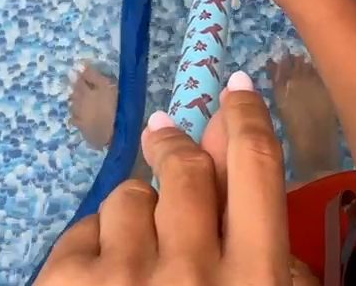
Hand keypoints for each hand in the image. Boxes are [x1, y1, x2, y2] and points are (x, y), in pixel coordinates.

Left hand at [39, 73, 318, 284]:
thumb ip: (271, 268)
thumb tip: (252, 189)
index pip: (257, 167)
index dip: (248, 117)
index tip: (238, 89)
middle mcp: (191, 271)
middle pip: (187, 167)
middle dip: (177, 145)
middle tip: (169, 134)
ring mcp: (122, 279)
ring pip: (130, 197)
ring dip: (134, 215)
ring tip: (133, 260)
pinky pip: (84, 230)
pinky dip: (93, 250)